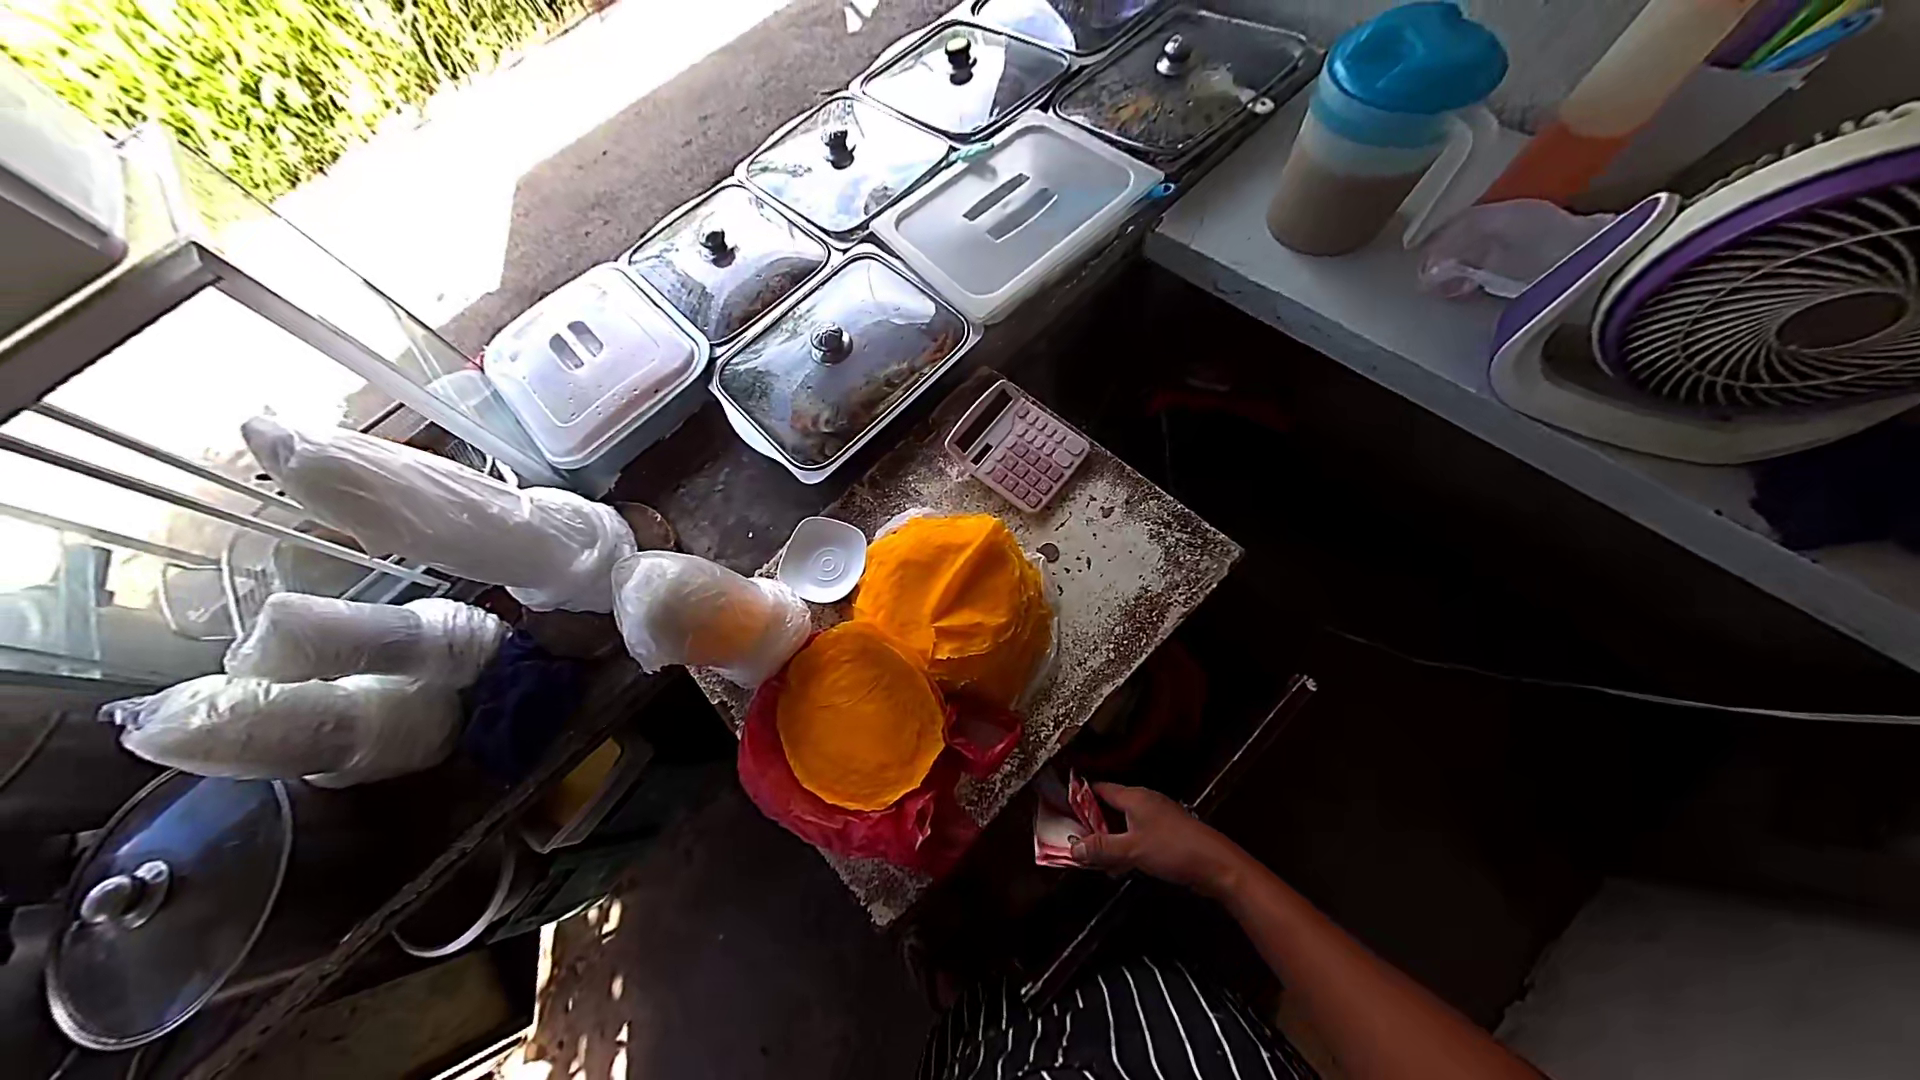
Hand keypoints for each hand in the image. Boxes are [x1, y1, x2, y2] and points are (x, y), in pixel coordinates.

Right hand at [1071, 783, 1249, 897]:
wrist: (1217, 865)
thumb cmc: (1174, 849)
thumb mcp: (1131, 850)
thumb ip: (1101, 849)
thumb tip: (1074, 848)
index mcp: (1134, 797)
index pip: (1099, 789)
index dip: (1080, 797)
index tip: (1064, 808)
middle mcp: (1145, 802)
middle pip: (1111, 808)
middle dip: (1093, 825)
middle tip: (1077, 840)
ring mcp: (1158, 817)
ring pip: (1125, 824)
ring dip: (1110, 840)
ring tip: (1097, 858)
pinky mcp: (1168, 834)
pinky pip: (1138, 836)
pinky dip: (1126, 847)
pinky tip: (1122, 866)